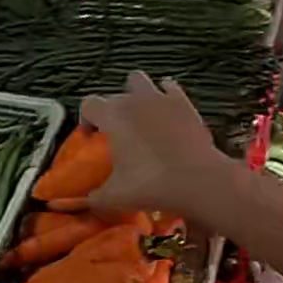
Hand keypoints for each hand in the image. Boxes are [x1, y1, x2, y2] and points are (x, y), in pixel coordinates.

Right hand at [81, 72, 233, 214]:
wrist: (197, 180)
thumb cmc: (150, 185)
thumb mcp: (115, 197)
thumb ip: (96, 197)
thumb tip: (89, 201)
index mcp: (113, 115)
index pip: (88, 105)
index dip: (85, 120)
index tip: (90, 139)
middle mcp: (135, 99)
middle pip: (114, 95)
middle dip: (111, 112)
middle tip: (117, 136)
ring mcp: (161, 98)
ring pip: (140, 81)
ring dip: (135, 94)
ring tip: (139, 117)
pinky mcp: (185, 104)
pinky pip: (169, 89)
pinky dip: (165, 97)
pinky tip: (167, 113)